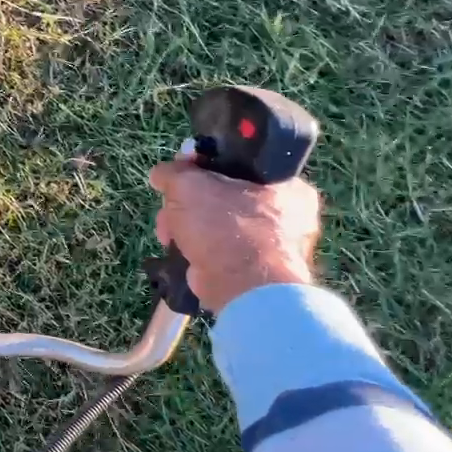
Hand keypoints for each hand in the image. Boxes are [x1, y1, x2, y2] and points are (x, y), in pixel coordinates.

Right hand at [149, 156, 321, 311]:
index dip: (202, 168)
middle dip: (185, 203)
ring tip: (172, 233)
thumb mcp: (188, 183)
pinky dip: (196, 244)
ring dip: (183, 224)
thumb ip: (173, 170)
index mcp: (288, 187)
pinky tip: (183, 247)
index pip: (236, 166)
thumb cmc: (224, 226)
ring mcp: (274, 243)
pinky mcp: (256, 265)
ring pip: (213, 220)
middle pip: (218, 195)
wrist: (241, 285)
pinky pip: (217, 243)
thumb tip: (163, 174)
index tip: (181, 175)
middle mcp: (289, 215)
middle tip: (172, 208)